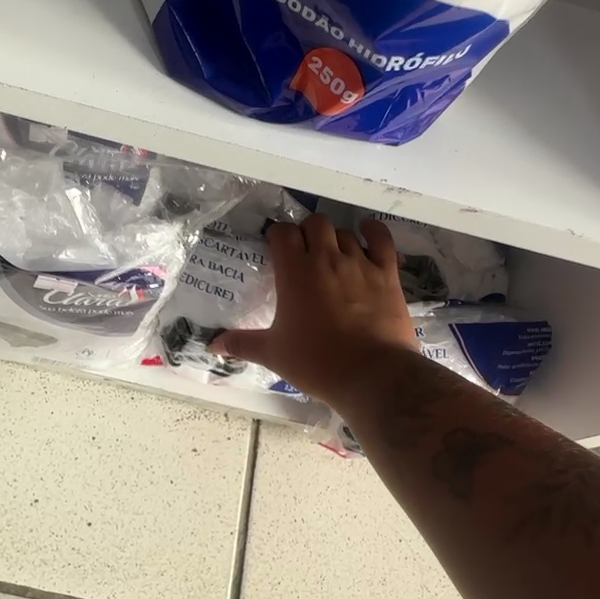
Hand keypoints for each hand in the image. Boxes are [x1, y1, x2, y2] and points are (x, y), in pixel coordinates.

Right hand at [211, 214, 418, 410]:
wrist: (372, 375)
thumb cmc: (317, 363)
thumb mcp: (273, 354)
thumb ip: (242, 344)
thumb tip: (212, 346)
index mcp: (295, 273)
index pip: (282, 233)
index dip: (277, 236)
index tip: (275, 249)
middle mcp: (327, 259)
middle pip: (315, 223)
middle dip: (307, 232)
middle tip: (303, 252)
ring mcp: (360, 264)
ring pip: (345, 232)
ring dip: (335, 238)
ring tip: (331, 255)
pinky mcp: (387, 274)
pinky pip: (382, 240)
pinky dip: (373, 232)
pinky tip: (367, 234)